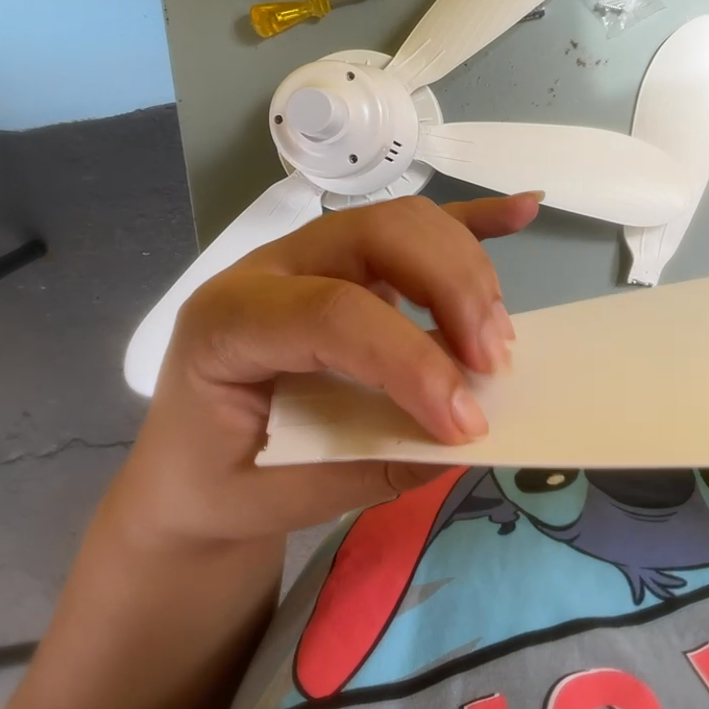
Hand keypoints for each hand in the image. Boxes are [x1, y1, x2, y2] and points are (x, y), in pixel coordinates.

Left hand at [116, 193, 540, 546]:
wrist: (185, 468)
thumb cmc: (217, 483)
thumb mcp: (276, 499)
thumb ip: (368, 469)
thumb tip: (461, 440)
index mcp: (230, 322)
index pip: (334, 314)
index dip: (410, 361)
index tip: (464, 423)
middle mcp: (271, 268)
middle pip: (379, 235)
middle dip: (452, 289)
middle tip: (493, 364)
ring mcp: (312, 254)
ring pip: (406, 222)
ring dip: (466, 270)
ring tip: (496, 342)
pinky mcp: (350, 262)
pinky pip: (418, 227)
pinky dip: (474, 220)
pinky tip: (524, 209)